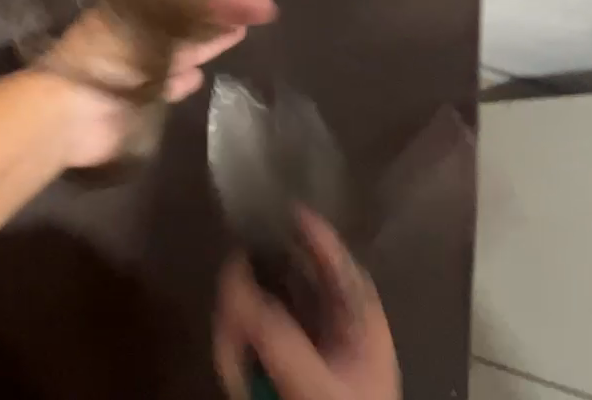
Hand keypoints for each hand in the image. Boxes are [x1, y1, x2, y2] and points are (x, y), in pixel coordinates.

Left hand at [41, 0, 276, 167]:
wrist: (68, 115)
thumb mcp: (136, 26)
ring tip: (238, 35)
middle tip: (264, 10)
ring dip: (206, 44)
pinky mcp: (136, 101)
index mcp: (130, 12)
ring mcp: (136, 69)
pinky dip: (181, 79)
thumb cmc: (101, 62)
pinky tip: (200, 76)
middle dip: (221, 16)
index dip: (219, 0)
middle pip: (186, 22)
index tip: (255, 1)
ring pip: (179, 51)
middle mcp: (134, 36)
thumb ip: (167, 8)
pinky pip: (165, 85)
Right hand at [214, 211, 398, 399]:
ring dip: (242, 315)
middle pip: (297, 282)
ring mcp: (311, 353)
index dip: (320, 239)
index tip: (290, 209)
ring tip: (229, 337)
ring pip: (270, 308)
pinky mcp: (285, 370)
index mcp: (363, 333)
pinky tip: (231, 355)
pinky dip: (239, 341)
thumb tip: (235, 283)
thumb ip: (277, 336)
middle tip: (232, 277)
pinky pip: (256, 338)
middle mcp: (338, 334)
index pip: (344, 273)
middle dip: (260, 280)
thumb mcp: (316, 388)